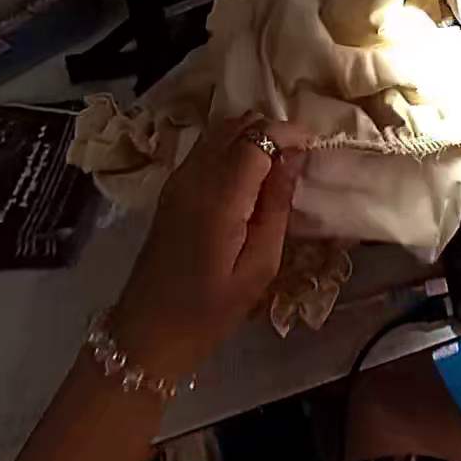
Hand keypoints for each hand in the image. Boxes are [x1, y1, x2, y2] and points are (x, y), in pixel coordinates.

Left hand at [108, 113, 304, 379]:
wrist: (146, 336)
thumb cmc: (210, 311)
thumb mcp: (259, 266)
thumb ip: (277, 206)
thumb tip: (294, 159)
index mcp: (218, 198)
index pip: (256, 139)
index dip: (288, 133)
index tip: (314, 143)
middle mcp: (194, 178)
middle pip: (237, 124)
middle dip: (272, 130)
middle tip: (299, 154)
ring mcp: (178, 180)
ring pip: (220, 129)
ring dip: (252, 133)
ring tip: (279, 161)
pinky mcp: (172, 188)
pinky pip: (207, 146)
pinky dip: (233, 143)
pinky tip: (250, 171)